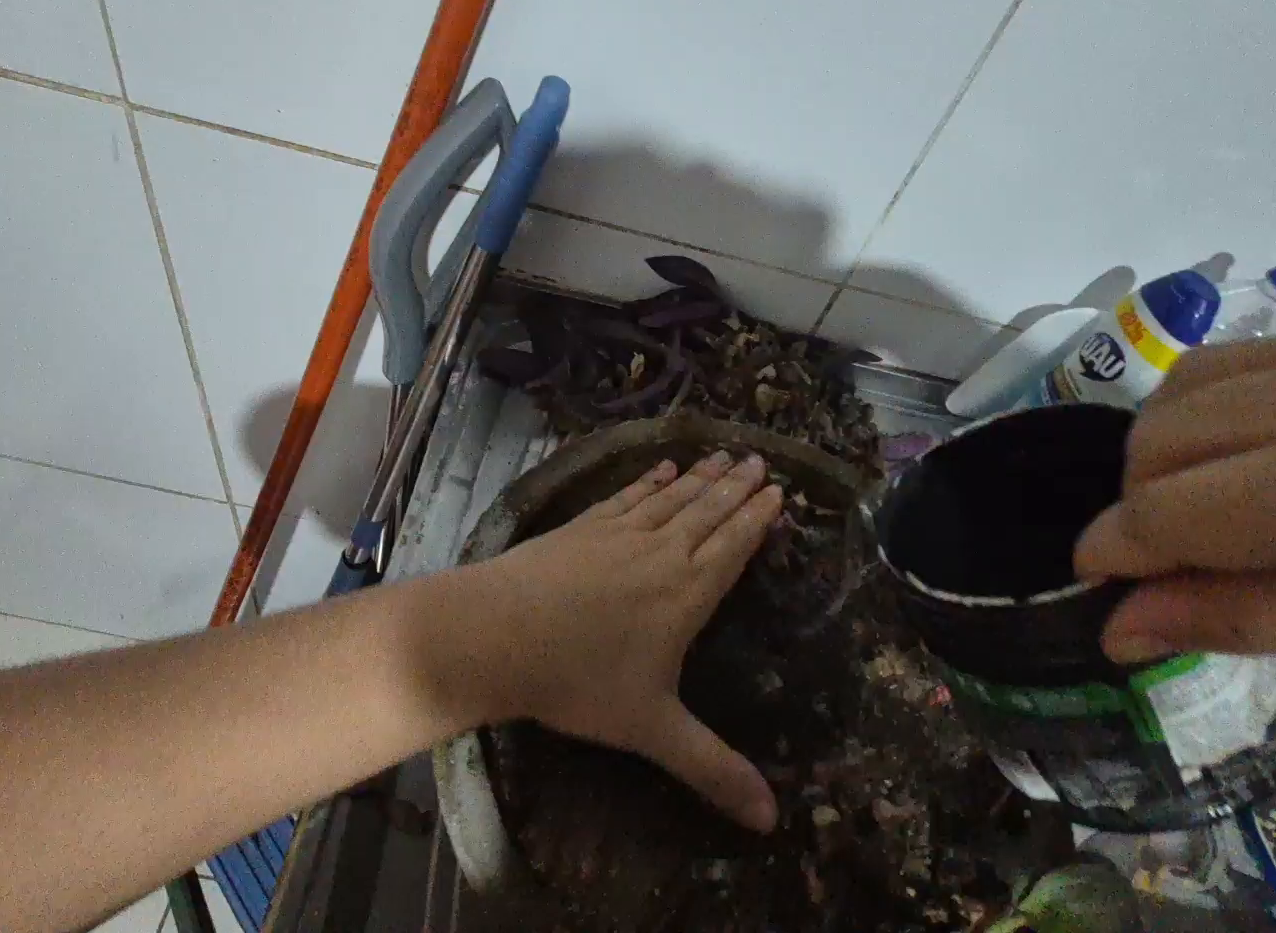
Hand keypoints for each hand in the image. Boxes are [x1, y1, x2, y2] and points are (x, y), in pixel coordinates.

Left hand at [441, 451, 783, 829]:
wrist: (499, 634)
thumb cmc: (580, 681)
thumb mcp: (652, 731)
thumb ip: (712, 769)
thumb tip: (772, 821)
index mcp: (686, 594)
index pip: (732, 547)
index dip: (756, 520)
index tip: (777, 491)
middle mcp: (660, 553)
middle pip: (707, 513)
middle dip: (736, 488)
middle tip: (758, 460)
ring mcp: (619, 533)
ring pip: (671, 499)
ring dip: (699, 477)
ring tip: (721, 455)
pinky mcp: (583, 526)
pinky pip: (627, 496)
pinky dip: (649, 481)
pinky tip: (661, 469)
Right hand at [1074, 327, 1275, 691]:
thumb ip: (1262, 619)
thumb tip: (1117, 625)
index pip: (1172, 510)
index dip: (1115, 552)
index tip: (1099, 590)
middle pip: (1159, 439)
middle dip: (1139, 508)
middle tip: (1177, 568)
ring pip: (1184, 386)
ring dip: (1165, 452)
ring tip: (1207, 507)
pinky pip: (1244, 358)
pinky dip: (1211, 410)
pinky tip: (1251, 456)